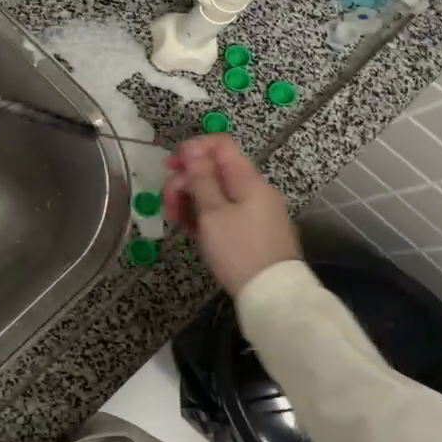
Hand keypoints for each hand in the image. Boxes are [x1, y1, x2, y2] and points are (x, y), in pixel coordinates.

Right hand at [161, 135, 300, 294]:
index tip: (171, 167)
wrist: (273, 297)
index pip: (220, 144)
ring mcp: (254, 211)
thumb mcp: (212, 212)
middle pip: (213, 169)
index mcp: (248, 180)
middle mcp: (254, 190)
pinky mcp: (252, 230)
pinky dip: (204, 215)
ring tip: (176, 221)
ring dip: (190, 200)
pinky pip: (223, 211)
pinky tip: (192, 231)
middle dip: (185, 181)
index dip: (193, 149)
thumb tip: (193, 149)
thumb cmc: (239, 250)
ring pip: (215, 192)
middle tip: (168, 203)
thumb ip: (200, 178)